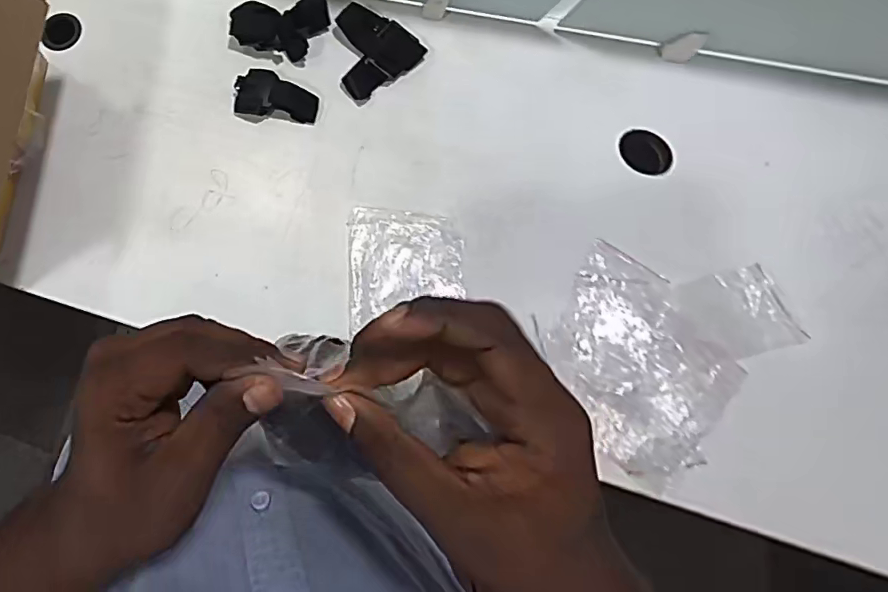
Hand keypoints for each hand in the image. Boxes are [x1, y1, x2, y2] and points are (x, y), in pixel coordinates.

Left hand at [0, 316, 286, 589]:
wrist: (85, 527)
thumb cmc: (126, 511)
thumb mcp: (181, 475)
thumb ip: (222, 421)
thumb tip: (268, 383)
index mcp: (116, 376)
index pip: (186, 348)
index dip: (238, 354)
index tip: (283, 371)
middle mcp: (113, 352)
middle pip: (187, 333)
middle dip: (238, 349)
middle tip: (285, 370)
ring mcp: (119, 354)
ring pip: (186, 335)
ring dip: (229, 351)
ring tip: (270, 372)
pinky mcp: (130, 363)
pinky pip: (179, 348)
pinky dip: (213, 359)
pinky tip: (239, 374)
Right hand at [326, 299, 644, 591]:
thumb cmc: (535, 567)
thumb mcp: (454, 516)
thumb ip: (393, 456)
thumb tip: (343, 403)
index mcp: (544, 414)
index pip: (490, 335)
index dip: (434, 320)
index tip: (384, 331)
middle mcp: (536, 392)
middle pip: (468, 328)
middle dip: (408, 330)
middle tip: (361, 354)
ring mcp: (519, 393)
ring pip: (455, 339)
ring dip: (404, 344)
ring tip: (364, 365)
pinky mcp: (499, 400)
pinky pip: (451, 358)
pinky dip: (412, 358)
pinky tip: (385, 374)